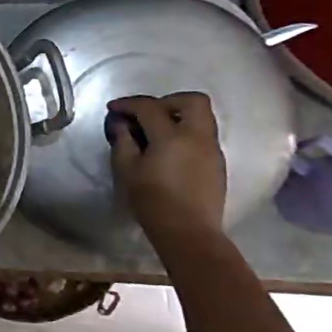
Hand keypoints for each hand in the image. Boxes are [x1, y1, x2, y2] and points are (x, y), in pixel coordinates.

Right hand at [108, 93, 226, 241]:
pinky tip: (169, 150)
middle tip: (146, 114)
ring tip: (156, 131)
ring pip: (202, 117)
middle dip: (167, 100)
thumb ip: (123, 140)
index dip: (128, 103)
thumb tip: (121, 123)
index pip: (150, 107)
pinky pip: (203, 135)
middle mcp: (198, 137)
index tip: (113, 109)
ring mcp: (212, 150)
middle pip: (193, 100)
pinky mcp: (217, 163)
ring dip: (178, 116)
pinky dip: (186, 132)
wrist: (188, 230)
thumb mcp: (126, 169)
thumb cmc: (152, 199)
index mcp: (173, 136)